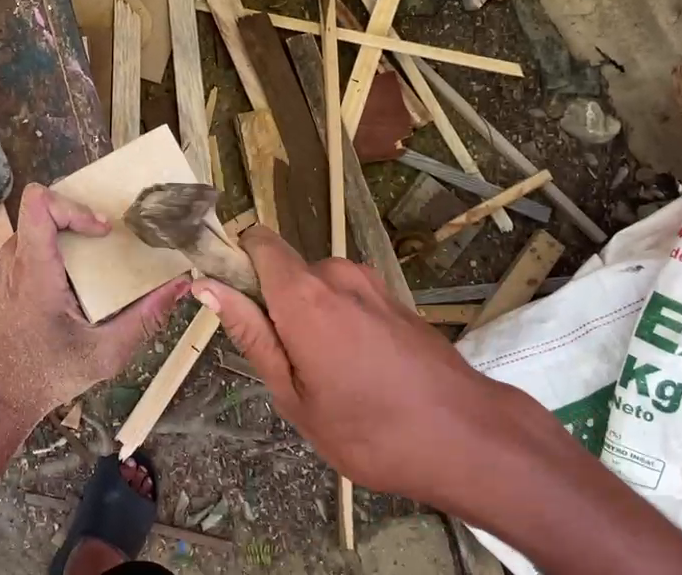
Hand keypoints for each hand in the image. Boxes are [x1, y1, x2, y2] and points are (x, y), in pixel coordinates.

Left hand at [0, 183, 188, 422]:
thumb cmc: (43, 376)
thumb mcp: (104, 355)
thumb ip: (144, 319)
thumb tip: (179, 286)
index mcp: (34, 269)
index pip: (39, 201)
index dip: (74, 204)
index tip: (102, 231)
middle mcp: (15, 259)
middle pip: (45, 210)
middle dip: (81, 218)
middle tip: (112, 242)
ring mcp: (6, 266)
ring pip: (39, 228)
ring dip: (71, 238)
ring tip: (100, 263)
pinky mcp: (6, 278)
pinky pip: (32, 247)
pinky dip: (58, 254)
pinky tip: (78, 285)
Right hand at [192, 225, 520, 509]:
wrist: (474, 441)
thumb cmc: (372, 430)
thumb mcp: (295, 396)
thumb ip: (251, 334)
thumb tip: (207, 285)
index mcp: (302, 293)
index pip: (257, 241)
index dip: (239, 262)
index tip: (238, 304)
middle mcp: (336, 274)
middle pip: (288, 271)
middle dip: (280, 306)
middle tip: (293, 366)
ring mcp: (373, 285)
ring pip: (321, 288)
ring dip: (314, 318)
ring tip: (334, 376)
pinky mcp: (398, 301)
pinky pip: (352, 300)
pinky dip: (346, 325)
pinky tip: (367, 373)